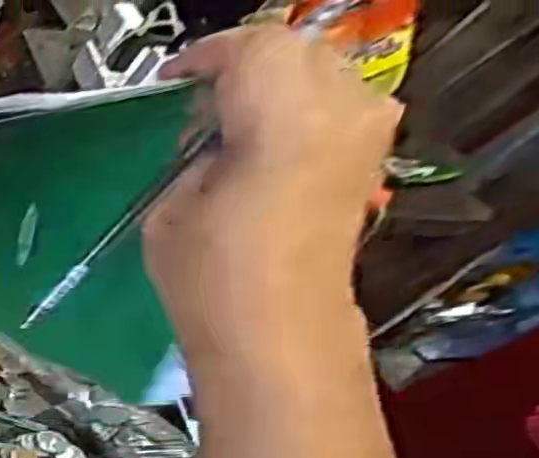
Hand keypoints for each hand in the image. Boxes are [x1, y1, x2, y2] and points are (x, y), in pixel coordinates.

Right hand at [142, 25, 400, 370]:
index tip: (170, 80)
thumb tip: (212, 139)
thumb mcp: (170, 213)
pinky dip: (292, 110)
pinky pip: (331, 104)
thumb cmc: (209, 279)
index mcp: (286, 120)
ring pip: (317, 73)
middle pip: (293, 52)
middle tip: (192, 107)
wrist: (273, 327)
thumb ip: (193, 158)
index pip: (253, 49)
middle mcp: (343, 107)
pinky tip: (255, 147)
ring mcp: (367, 128)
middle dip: (240, 69)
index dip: (205, 56)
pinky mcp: (369, 153)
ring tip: (222, 129)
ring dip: (269, 88)